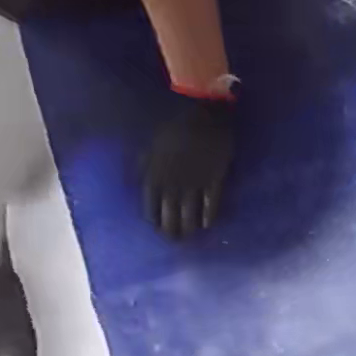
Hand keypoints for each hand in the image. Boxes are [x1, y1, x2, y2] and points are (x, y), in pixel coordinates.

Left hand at [142, 94, 234, 238]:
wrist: (204, 114)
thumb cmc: (175, 127)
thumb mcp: (152, 144)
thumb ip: (146, 165)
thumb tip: (141, 183)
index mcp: (154, 174)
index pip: (151, 206)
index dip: (155, 220)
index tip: (157, 229)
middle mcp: (173, 183)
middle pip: (170, 214)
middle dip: (172, 230)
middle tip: (176, 240)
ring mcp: (194, 183)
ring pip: (190, 212)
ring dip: (190, 227)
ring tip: (191, 236)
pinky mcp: (214, 180)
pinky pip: (211, 203)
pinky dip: (209, 215)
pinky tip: (209, 224)